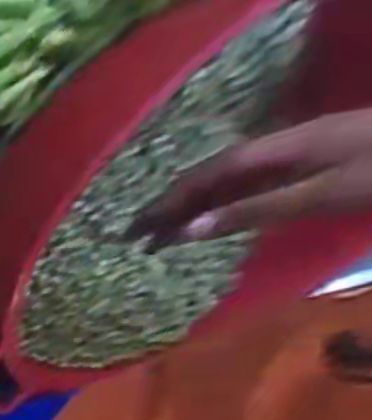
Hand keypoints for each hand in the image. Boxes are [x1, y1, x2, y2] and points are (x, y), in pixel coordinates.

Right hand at [128, 108, 371, 247]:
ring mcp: (314, 147)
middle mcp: (294, 141)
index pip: (211, 172)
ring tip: (168, 230)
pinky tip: (217, 215)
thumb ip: (251, 212)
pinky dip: (227, 200)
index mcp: (288, 145)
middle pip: (220, 171)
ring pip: (238, 175)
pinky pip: (260, 179)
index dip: (170, 199)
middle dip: (176, 202)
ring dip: (199, 203)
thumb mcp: (322, 195)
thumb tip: (181, 232)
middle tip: (140, 233)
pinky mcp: (330, 158)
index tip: (135, 228)